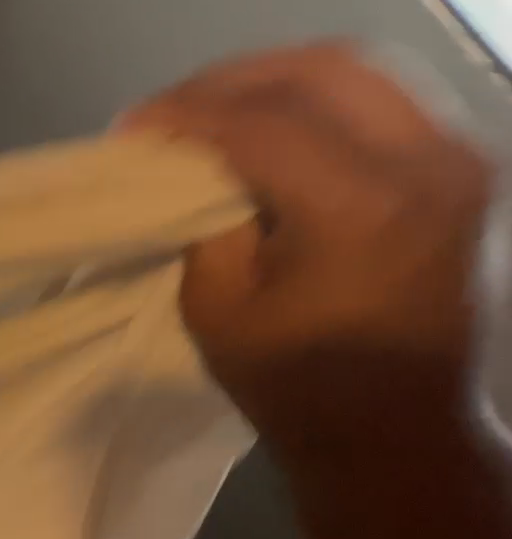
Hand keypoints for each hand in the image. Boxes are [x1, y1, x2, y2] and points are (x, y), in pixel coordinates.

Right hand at [123, 44, 492, 459]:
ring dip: (269, 82)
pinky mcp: (458, 165)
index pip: (264, 125)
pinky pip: (380, 101)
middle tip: (160, 113)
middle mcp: (428, 161)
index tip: (126, 130)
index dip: (186, 117)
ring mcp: (458, 155)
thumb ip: (205, 226)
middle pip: (323, 70)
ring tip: (201, 112)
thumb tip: (184, 174)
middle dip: (227, 81)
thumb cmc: (291, 381)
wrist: (390, 422)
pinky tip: (259, 126)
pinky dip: (309, 101)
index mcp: (361, 208)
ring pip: (359, 72)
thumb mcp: (217, 309)